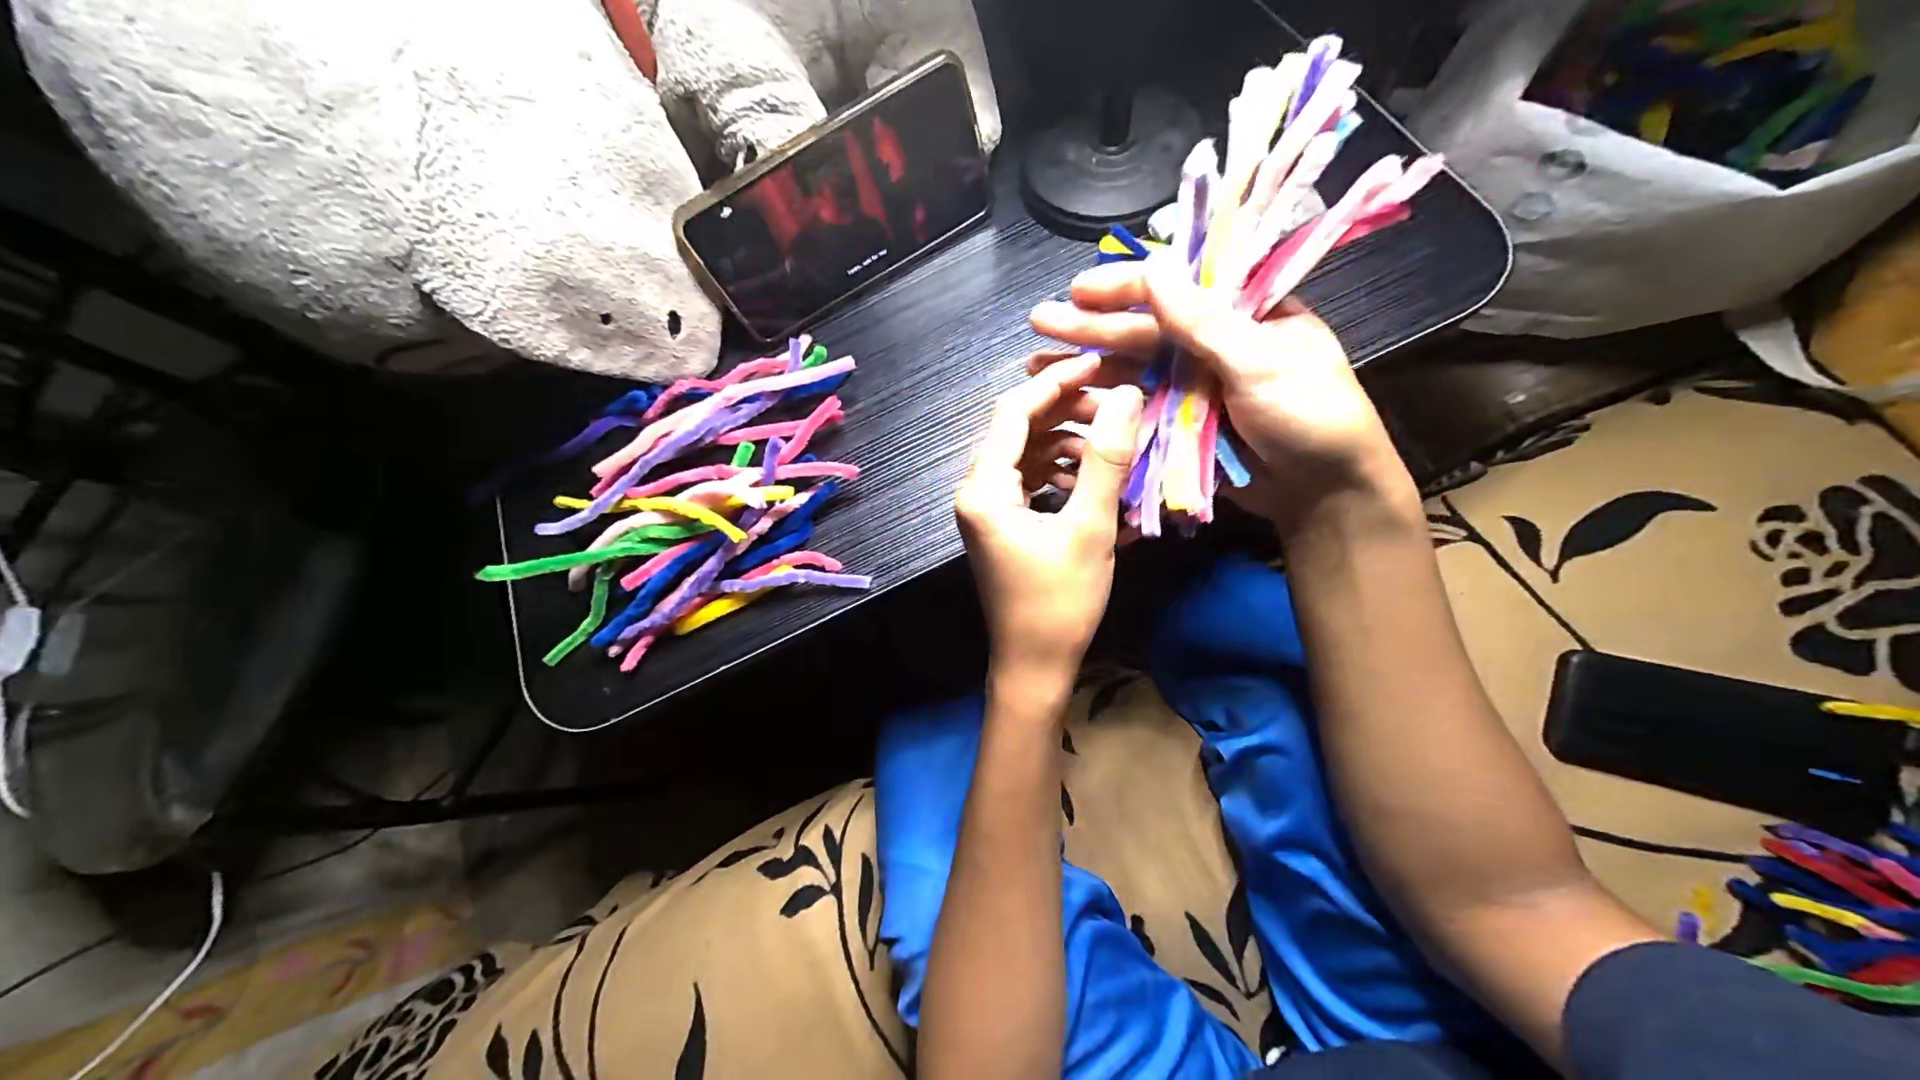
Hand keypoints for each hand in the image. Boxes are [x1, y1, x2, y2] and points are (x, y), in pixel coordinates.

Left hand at [955, 353, 1144, 680]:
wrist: (1034, 666)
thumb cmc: (1059, 603)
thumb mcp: (1089, 528)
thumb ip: (1105, 460)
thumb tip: (1126, 396)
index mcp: (984, 488)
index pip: (1014, 412)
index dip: (1057, 382)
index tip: (1101, 363)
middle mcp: (977, 491)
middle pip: (1020, 429)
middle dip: (1068, 412)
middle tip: (1119, 407)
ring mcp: (988, 508)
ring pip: (1029, 454)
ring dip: (1069, 443)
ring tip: (1115, 443)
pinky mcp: (1004, 523)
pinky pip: (1032, 481)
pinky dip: (1062, 472)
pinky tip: (1095, 478)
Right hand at [1029, 258, 1418, 536]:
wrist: (1324, 492)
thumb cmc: (1309, 416)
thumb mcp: (1261, 362)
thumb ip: (1204, 322)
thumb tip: (1156, 268)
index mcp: (1242, 313)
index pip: (1176, 287)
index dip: (1125, 286)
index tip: (1078, 289)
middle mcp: (1213, 343)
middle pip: (1143, 330)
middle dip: (1091, 327)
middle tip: (1040, 323)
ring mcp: (1194, 386)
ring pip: (1133, 371)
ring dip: (1088, 368)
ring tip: (1039, 366)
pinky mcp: (1182, 424)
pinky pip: (1138, 409)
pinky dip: (1106, 406)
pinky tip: (1071, 403)